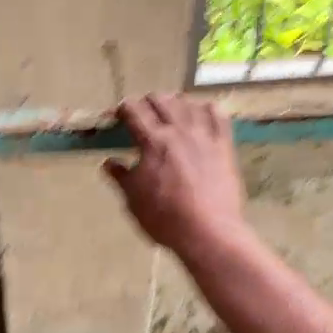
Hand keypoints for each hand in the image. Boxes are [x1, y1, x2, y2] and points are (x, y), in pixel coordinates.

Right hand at [103, 93, 248, 256]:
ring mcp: (204, 136)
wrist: (208, 232)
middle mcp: (178, 131)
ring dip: (176, 102)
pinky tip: (203, 111)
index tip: (119, 114)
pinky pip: (219, 116)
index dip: (123, 108)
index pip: (134, 111)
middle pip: (161, 100)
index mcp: (152, 142)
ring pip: (189, 103)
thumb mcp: (133, 200)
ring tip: (171, 110)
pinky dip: (207, 109)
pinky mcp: (224, 146)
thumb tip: (108, 163)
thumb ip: (121, 177)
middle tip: (143, 114)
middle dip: (147, 101)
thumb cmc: (164, 218)